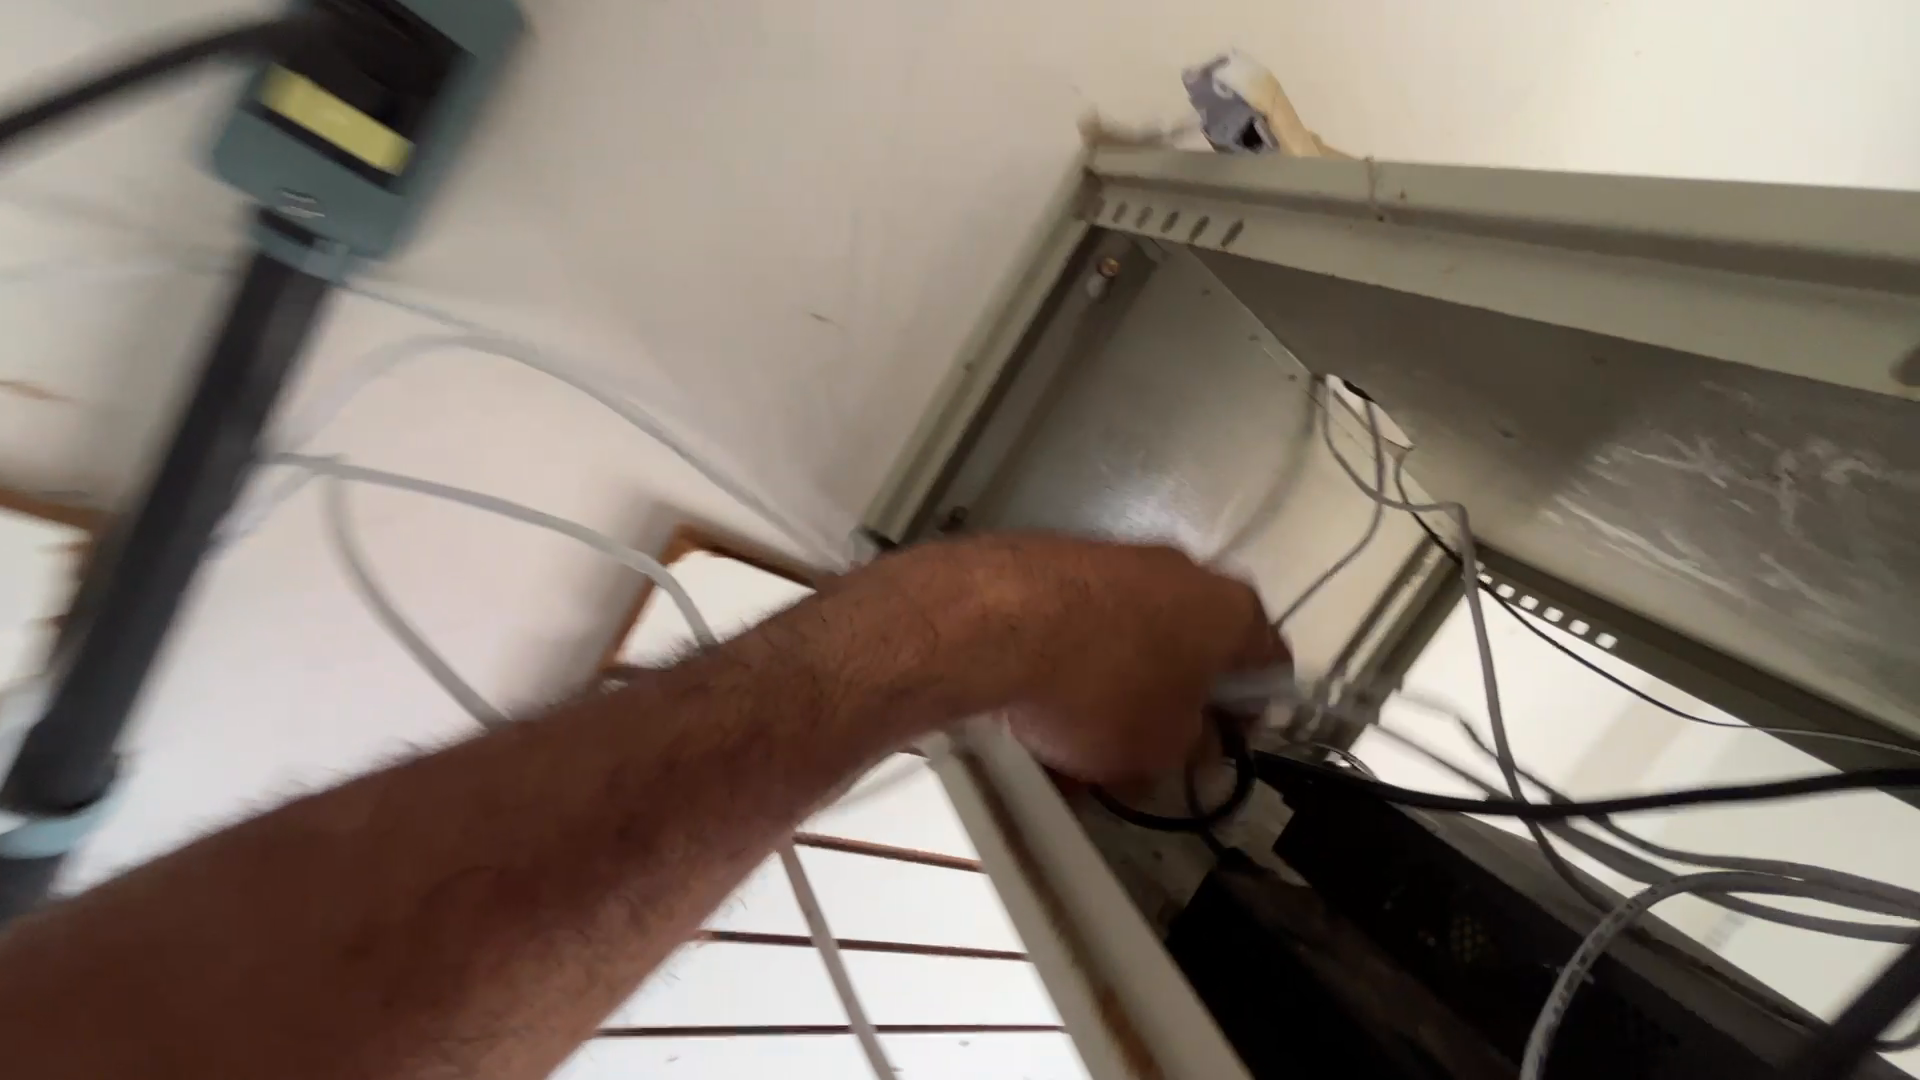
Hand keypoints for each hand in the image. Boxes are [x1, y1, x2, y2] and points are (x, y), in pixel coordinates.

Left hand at [825, 533, 1285, 781]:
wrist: (994, 618)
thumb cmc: (1102, 687)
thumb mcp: (1161, 747)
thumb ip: (1191, 746)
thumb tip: (1193, 739)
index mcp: (1230, 608)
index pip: (1268, 666)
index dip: (1248, 716)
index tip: (1217, 749)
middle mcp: (1179, 569)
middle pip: (1190, 646)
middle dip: (1168, 699)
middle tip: (1144, 746)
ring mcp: (1114, 556)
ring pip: (1127, 635)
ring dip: (1111, 682)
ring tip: (1074, 736)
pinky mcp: (1054, 556)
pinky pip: (1077, 621)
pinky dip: (1066, 659)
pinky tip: (1035, 704)